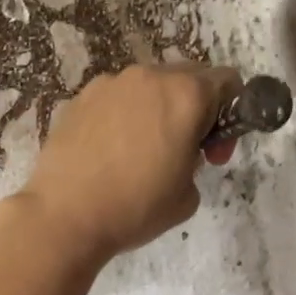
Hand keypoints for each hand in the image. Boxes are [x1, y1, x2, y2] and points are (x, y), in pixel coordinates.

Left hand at [13, 64, 240, 260]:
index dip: (230, 117)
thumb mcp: (187, 197)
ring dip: (156, 112)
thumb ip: (195, 162)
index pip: (227, 82)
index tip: (212, 153)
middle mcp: (149, 77)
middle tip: (182, 153)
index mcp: (185, 96)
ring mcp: (110, 84)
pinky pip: (115, 100)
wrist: (65, 217)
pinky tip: (108, 155)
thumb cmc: (135, 209)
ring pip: (148, 88)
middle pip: (187, 79)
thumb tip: (179, 153)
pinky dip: (122, 118)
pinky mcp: (80, 98)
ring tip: (139, 155)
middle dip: (194, 110)